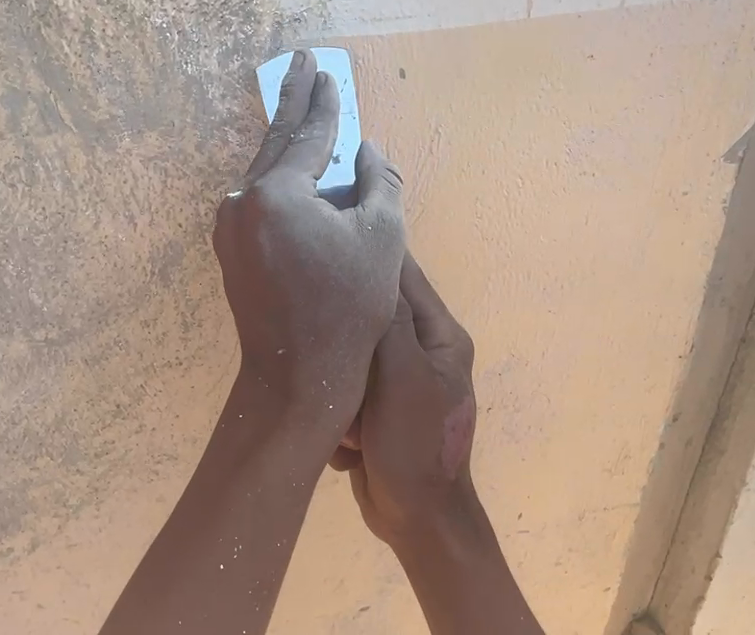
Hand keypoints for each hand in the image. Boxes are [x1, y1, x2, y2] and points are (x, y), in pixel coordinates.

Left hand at [214, 49, 406, 425]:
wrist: (297, 376)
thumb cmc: (349, 308)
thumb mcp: (381, 239)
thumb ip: (378, 183)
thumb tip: (368, 148)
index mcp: (276, 194)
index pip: (307, 136)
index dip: (324, 103)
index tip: (327, 72)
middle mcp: (241, 201)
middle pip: (276, 143)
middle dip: (293, 101)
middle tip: (301, 61)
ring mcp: (228, 226)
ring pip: (266, 174)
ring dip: (289, 148)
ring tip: (306, 114)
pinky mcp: (228, 248)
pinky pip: (259, 200)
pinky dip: (280, 181)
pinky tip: (296, 173)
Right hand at [330, 252, 478, 547]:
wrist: (417, 522)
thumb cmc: (416, 443)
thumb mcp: (403, 373)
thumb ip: (390, 318)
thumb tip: (377, 261)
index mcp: (440, 335)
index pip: (404, 275)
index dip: (371, 254)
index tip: (328, 234)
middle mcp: (422, 350)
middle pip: (373, 314)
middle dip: (346, 330)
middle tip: (315, 328)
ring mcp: (400, 381)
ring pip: (354, 352)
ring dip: (341, 378)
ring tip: (337, 402)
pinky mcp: (379, 408)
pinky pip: (350, 388)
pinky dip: (342, 406)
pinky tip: (340, 427)